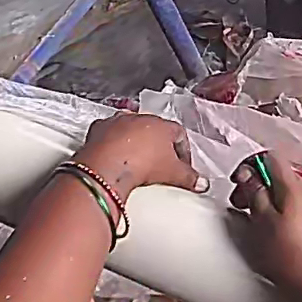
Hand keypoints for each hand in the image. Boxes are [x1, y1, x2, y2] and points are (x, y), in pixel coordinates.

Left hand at [72, 113, 198, 201]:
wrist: (108, 165)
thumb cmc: (143, 164)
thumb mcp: (173, 174)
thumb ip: (190, 177)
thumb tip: (202, 184)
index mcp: (162, 125)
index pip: (179, 134)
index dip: (183, 151)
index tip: (182, 165)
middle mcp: (140, 117)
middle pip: (154, 129)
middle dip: (158, 144)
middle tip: (159, 163)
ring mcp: (118, 121)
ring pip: (130, 127)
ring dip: (134, 140)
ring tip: (135, 160)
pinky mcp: (99, 128)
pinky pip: (108, 132)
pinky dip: (111, 141)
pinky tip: (113, 155)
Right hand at [229, 153, 301, 301]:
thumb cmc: (292, 258)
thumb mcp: (262, 223)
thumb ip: (254, 194)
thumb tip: (249, 176)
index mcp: (294, 188)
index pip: (270, 157)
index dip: (249, 165)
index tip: (239, 182)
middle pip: (279, 175)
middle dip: (257, 185)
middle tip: (243, 204)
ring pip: (288, 192)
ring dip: (270, 200)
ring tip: (258, 222)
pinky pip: (300, 209)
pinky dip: (284, 213)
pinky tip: (277, 233)